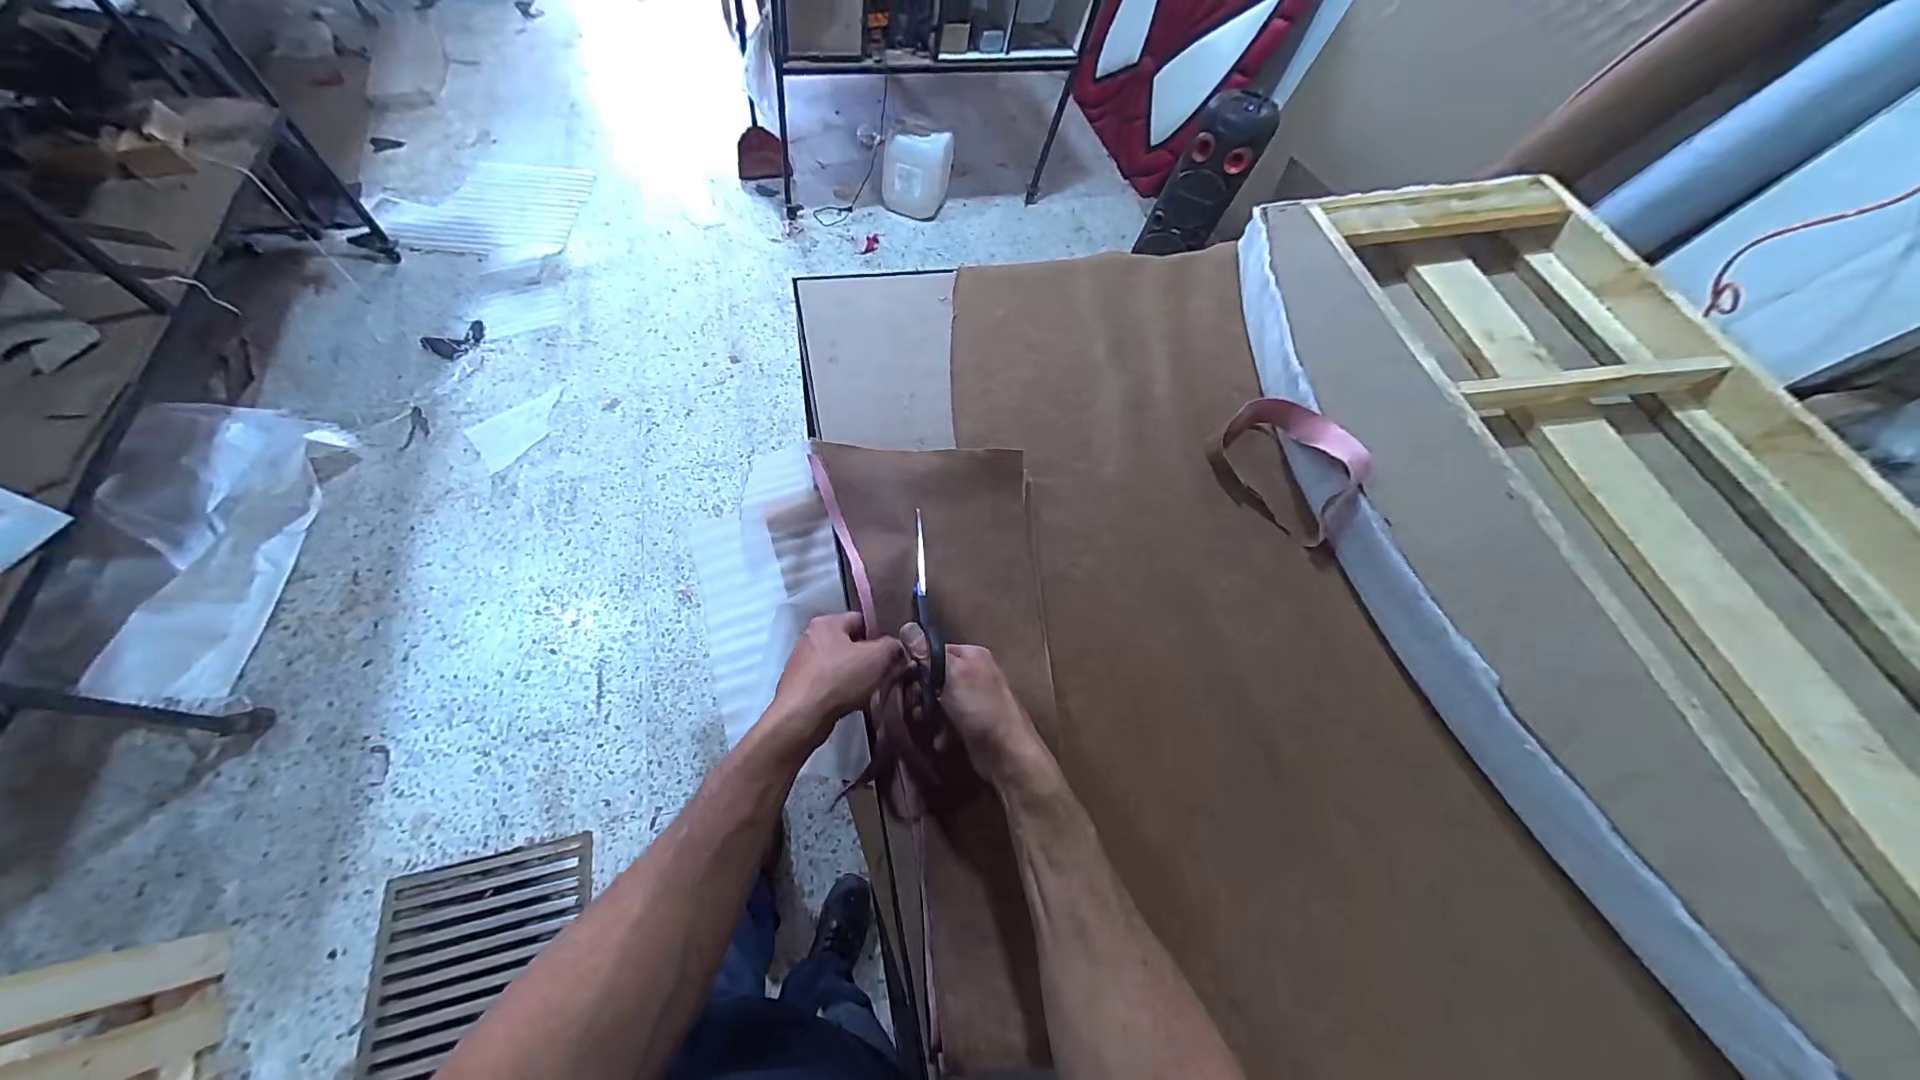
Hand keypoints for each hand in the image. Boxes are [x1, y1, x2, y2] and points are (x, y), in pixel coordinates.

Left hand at [766, 613, 905, 747]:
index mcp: (826, 623)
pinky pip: (829, 682)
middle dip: (870, 658)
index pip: (861, 620)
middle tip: (886, 672)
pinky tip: (852, 701)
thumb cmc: (838, 680)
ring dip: (857, 676)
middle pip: (851, 643)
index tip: (893, 653)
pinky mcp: (800, 686)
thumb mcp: (876, 658)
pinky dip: (842, 690)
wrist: (801, 717)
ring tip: (871, 690)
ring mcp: (802, 663)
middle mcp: (810, 638)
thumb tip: (897, 647)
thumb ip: (892, 646)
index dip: (881, 635)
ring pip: (841, 664)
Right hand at [901, 623, 1049, 789]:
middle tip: (917, 706)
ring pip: (937, 701)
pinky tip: (943, 740)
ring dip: (929, 715)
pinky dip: (942, 731)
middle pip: (934, 677)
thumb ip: (928, 654)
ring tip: (928, 723)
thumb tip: (907, 627)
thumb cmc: (980, 708)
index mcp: (972, 655)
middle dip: (922, 694)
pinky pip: (947, 722)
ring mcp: (973, 699)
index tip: (906, 680)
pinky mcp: (971, 723)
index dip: (917, 665)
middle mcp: (974, 673)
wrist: (1007, 754)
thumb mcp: (952, 675)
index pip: (934, 651)